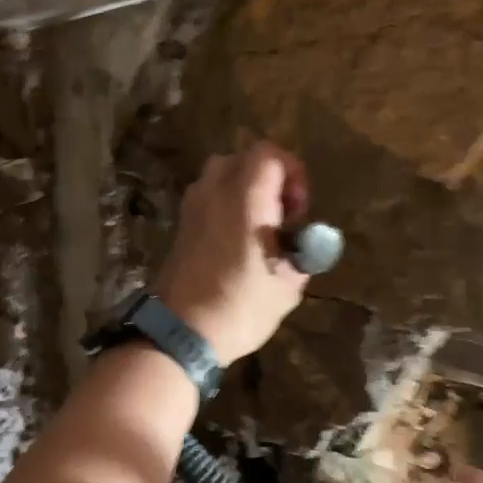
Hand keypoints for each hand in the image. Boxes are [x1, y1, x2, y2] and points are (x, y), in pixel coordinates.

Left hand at [154, 141, 309, 363]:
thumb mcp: (287, 284)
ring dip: (246, 189)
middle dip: (270, 178)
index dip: (292, 171)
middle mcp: (214, 191)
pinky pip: (208, 194)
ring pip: (222, 173)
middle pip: (244, 157)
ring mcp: (192, 205)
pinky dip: (227, 203)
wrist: (180, 328)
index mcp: (243, 198)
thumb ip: (301, 252)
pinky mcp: (182, 222)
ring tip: (261, 228)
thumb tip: (302, 241)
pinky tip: (238, 241)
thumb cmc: (240, 305)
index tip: (299, 209)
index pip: (268, 153)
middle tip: (283, 217)